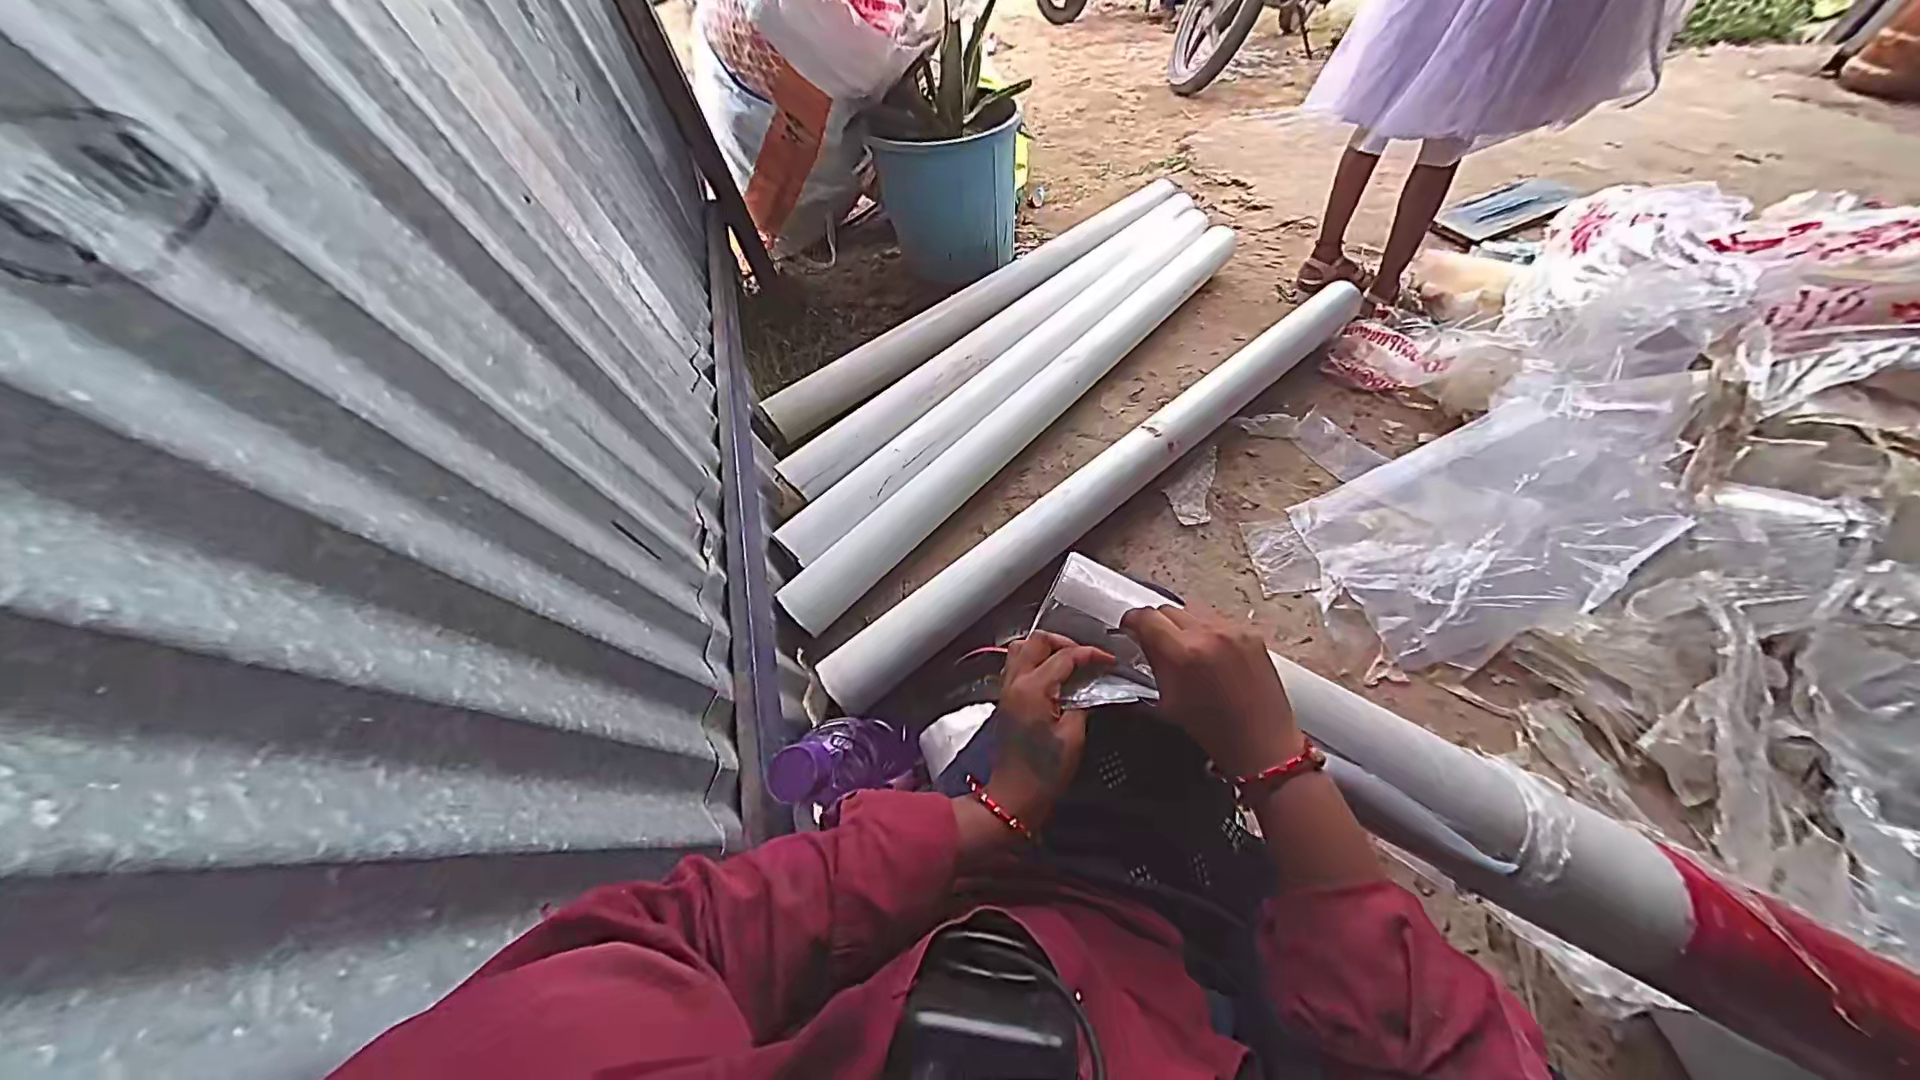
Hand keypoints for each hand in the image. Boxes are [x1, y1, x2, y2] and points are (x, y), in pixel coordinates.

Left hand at [984, 631, 1113, 829]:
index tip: (1106, 660)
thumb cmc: (1044, 771)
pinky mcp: (1006, 698)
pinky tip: (1053, 675)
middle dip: (1064, 642)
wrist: (1015, 794)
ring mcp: (1007, 689)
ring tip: (1069, 661)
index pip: (1063, 656)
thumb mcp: (1073, 736)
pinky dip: (1035, 660)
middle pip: (1036, 640)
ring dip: (1045, 648)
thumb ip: (1082, 702)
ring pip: (1021, 648)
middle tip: (1086, 656)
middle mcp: (1015, 683)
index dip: (1089, 654)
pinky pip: (1017, 664)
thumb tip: (1090, 687)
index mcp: (1032, 689)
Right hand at [1118, 604, 1301, 776]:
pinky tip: (1208, 652)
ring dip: (1181, 623)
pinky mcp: (1251, 634)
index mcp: (1182, 653)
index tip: (1131, 628)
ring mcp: (1233, 632)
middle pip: (1167, 609)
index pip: (1146, 617)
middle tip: (1155, 641)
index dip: (1132, 621)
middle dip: (1156, 623)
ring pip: (1192, 609)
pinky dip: (1206, 630)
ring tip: (1184, 646)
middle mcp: (1208, 635)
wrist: (1260, 744)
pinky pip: (1216, 619)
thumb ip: (1150, 662)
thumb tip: (1139, 640)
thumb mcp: (1165, 699)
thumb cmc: (1214, 730)